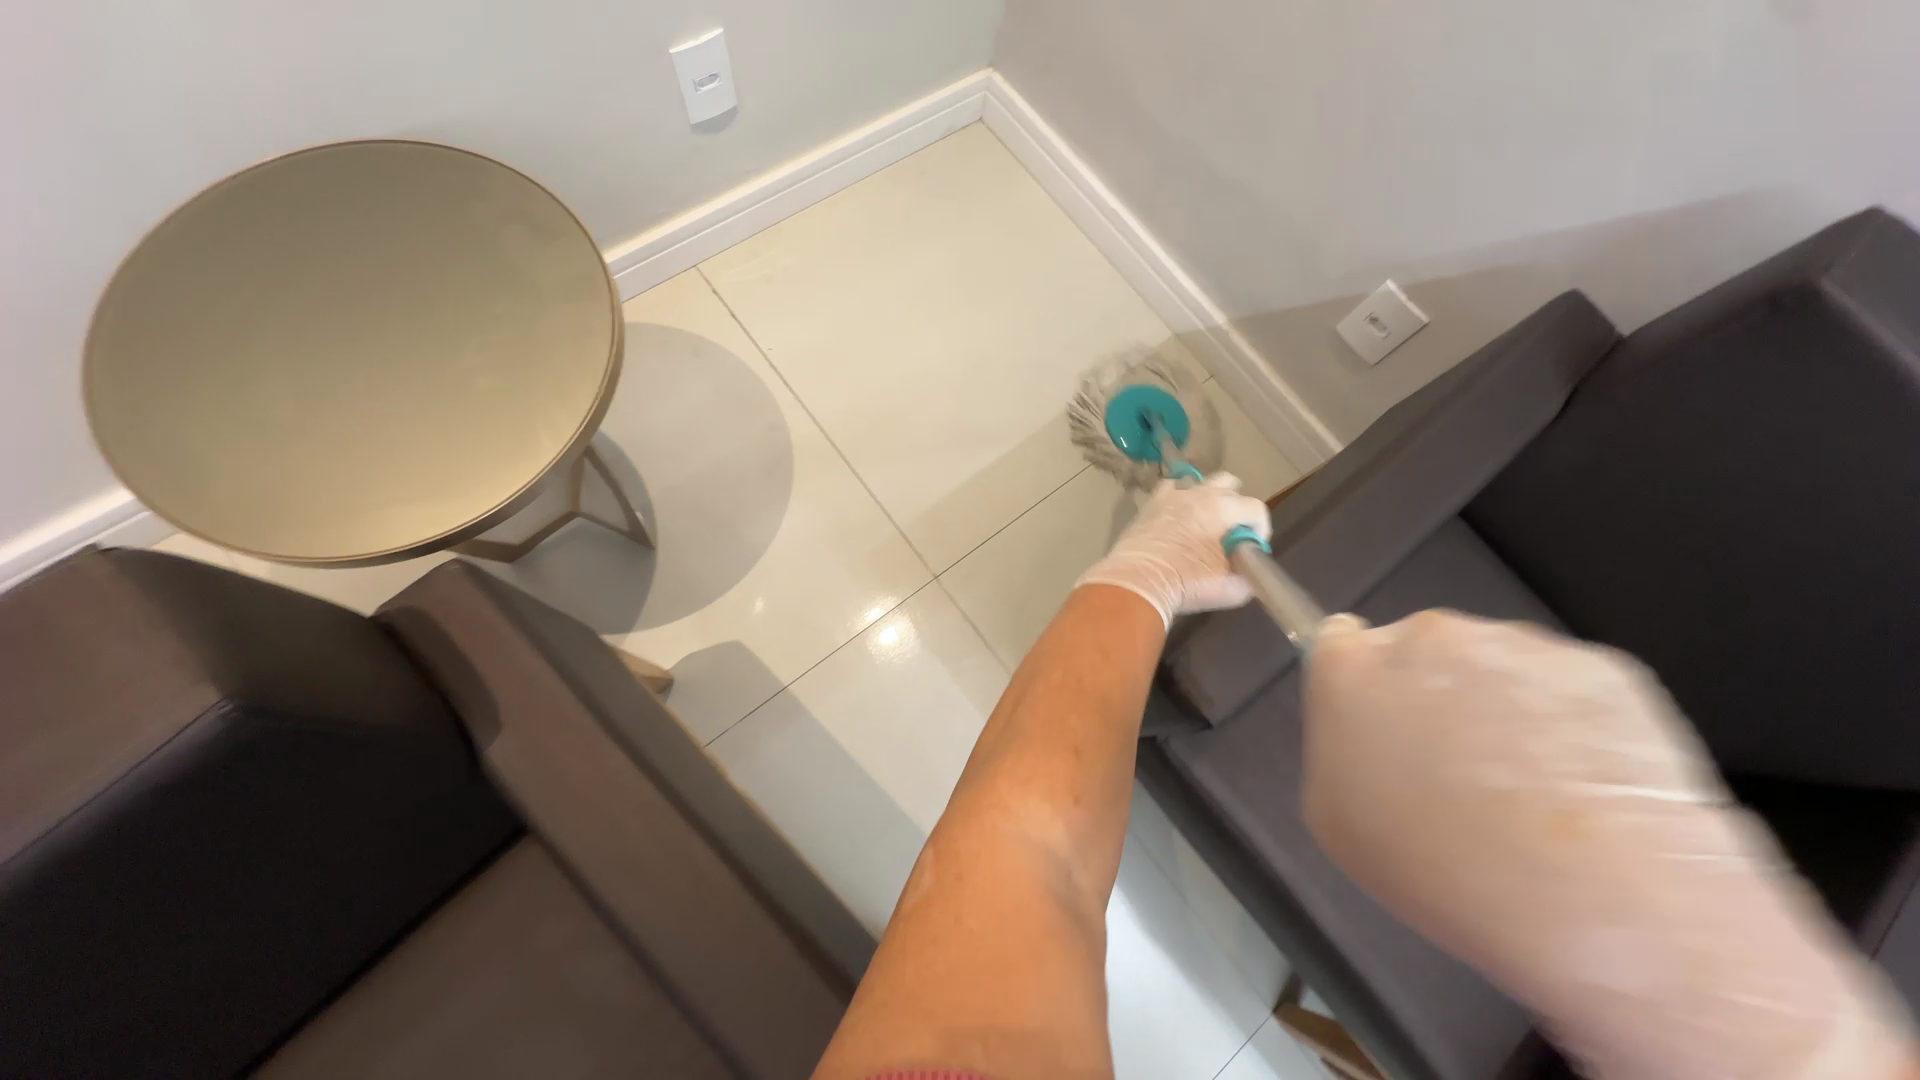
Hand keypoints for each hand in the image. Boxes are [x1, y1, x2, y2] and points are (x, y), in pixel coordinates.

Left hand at [1076, 472, 1271, 627]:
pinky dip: (1177, 498)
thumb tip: (1246, 568)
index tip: (1251, 550)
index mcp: (1225, 509)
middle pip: (1230, 486)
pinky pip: (1169, 489)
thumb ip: (1247, 573)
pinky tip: (1177, 515)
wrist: (1138, 582)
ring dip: (1206, 498)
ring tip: (1204, 521)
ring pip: (1199, 482)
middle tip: (1229, 533)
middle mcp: (1200, 494)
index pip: (1257, 509)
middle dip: (1235, 507)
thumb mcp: (1233, 588)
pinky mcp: (1150, 504)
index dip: (1260, 530)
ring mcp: (1172, 496)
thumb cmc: (1189, 584)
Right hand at [1304, 611, 1914, 1078]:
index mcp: (1350, 668)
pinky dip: (1564, 720)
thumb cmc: (1441, 866)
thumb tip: (1369, 728)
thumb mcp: (1336, 817)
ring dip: (1499, 704)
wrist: (1594, 899)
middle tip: (1455, 768)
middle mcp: (1426, 637)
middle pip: (1420, 650)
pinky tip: (1575, 785)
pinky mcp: (1595, 665)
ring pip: (1494, 665)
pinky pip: (1562, 685)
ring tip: (1527, 788)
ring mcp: (1515, 645)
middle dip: (1430, 693)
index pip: (1340, 640)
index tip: (1382, 718)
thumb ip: (1338, 747)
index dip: (1362, 683)